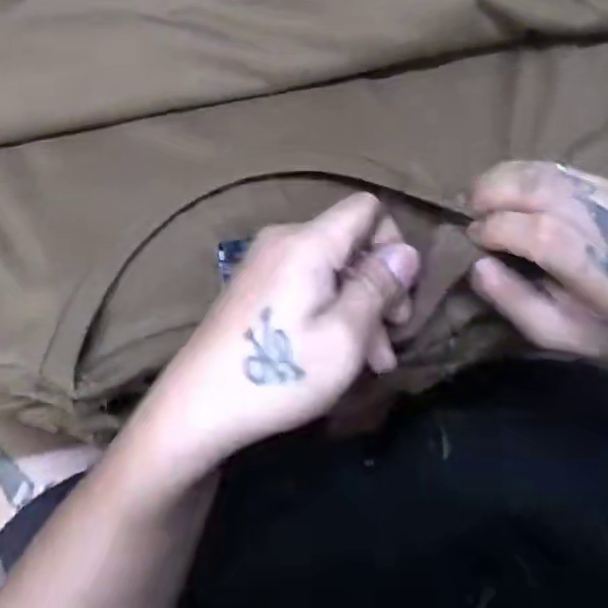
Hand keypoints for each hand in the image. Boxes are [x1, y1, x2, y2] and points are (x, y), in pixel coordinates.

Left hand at [132, 193, 421, 480]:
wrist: (200, 400)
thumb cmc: (280, 370)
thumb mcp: (344, 336)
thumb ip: (377, 287)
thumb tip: (407, 249)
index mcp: (306, 242)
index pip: (365, 207)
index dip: (393, 242)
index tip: (400, 294)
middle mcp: (282, 238)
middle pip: (349, 242)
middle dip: (379, 285)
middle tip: (393, 337)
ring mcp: (264, 260)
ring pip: (330, 268)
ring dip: (358, 307)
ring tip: (373, 362)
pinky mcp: (255, 284)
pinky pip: (305, 281)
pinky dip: (329, 308)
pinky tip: (339, 353)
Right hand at [467, 160, 607, 394]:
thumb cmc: (601, 336)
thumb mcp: (551, 336)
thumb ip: (510, 300)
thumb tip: (476, 260)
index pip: (549, 238)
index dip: (500, 229)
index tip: (473, 236)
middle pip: (547, 194)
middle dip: (494, 194)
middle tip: (469, 209)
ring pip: (549, 175)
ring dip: (502, 179)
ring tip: (481, 198)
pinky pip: (557, 170)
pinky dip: (521, 175)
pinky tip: (507, 192)